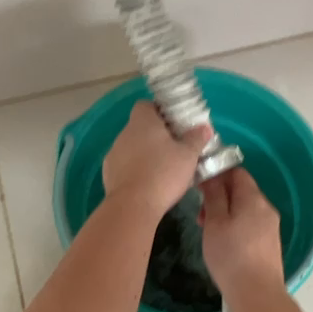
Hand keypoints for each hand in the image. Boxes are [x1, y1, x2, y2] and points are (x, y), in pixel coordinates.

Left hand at [102, 102, 210, 219]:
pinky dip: (134, 170)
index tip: (174, 124)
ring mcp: (113, 153)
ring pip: (131, 147)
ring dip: (144, 153)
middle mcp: (124, 133)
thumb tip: (204, 128)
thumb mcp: (188, 156)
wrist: (132, 205)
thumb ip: (196, 139)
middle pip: (140, 127)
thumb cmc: (163, 173)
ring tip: (162, 168)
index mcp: (143, 122)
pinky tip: (147, 183)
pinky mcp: (108, 173)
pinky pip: (124, 165)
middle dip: (155, 135)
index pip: (146, 106)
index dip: (159, 111)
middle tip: (174, 148)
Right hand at [198, 168, 283, 296]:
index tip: (199, 188)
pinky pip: (251, 224)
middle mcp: (266, 208)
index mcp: (253, 198)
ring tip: (209, 232)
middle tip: (200, 216)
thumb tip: (212, 176)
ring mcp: (271, 226)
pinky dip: (235, 226)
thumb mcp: (215, 223)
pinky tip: (224, 244)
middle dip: (219, 197)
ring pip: (245, 209)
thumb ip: (214, 196)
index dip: (217, 175)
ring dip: (225, 213)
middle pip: (241, 191)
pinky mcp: (270, 243)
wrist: (257, 293)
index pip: (237, 172)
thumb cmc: (231, 255)